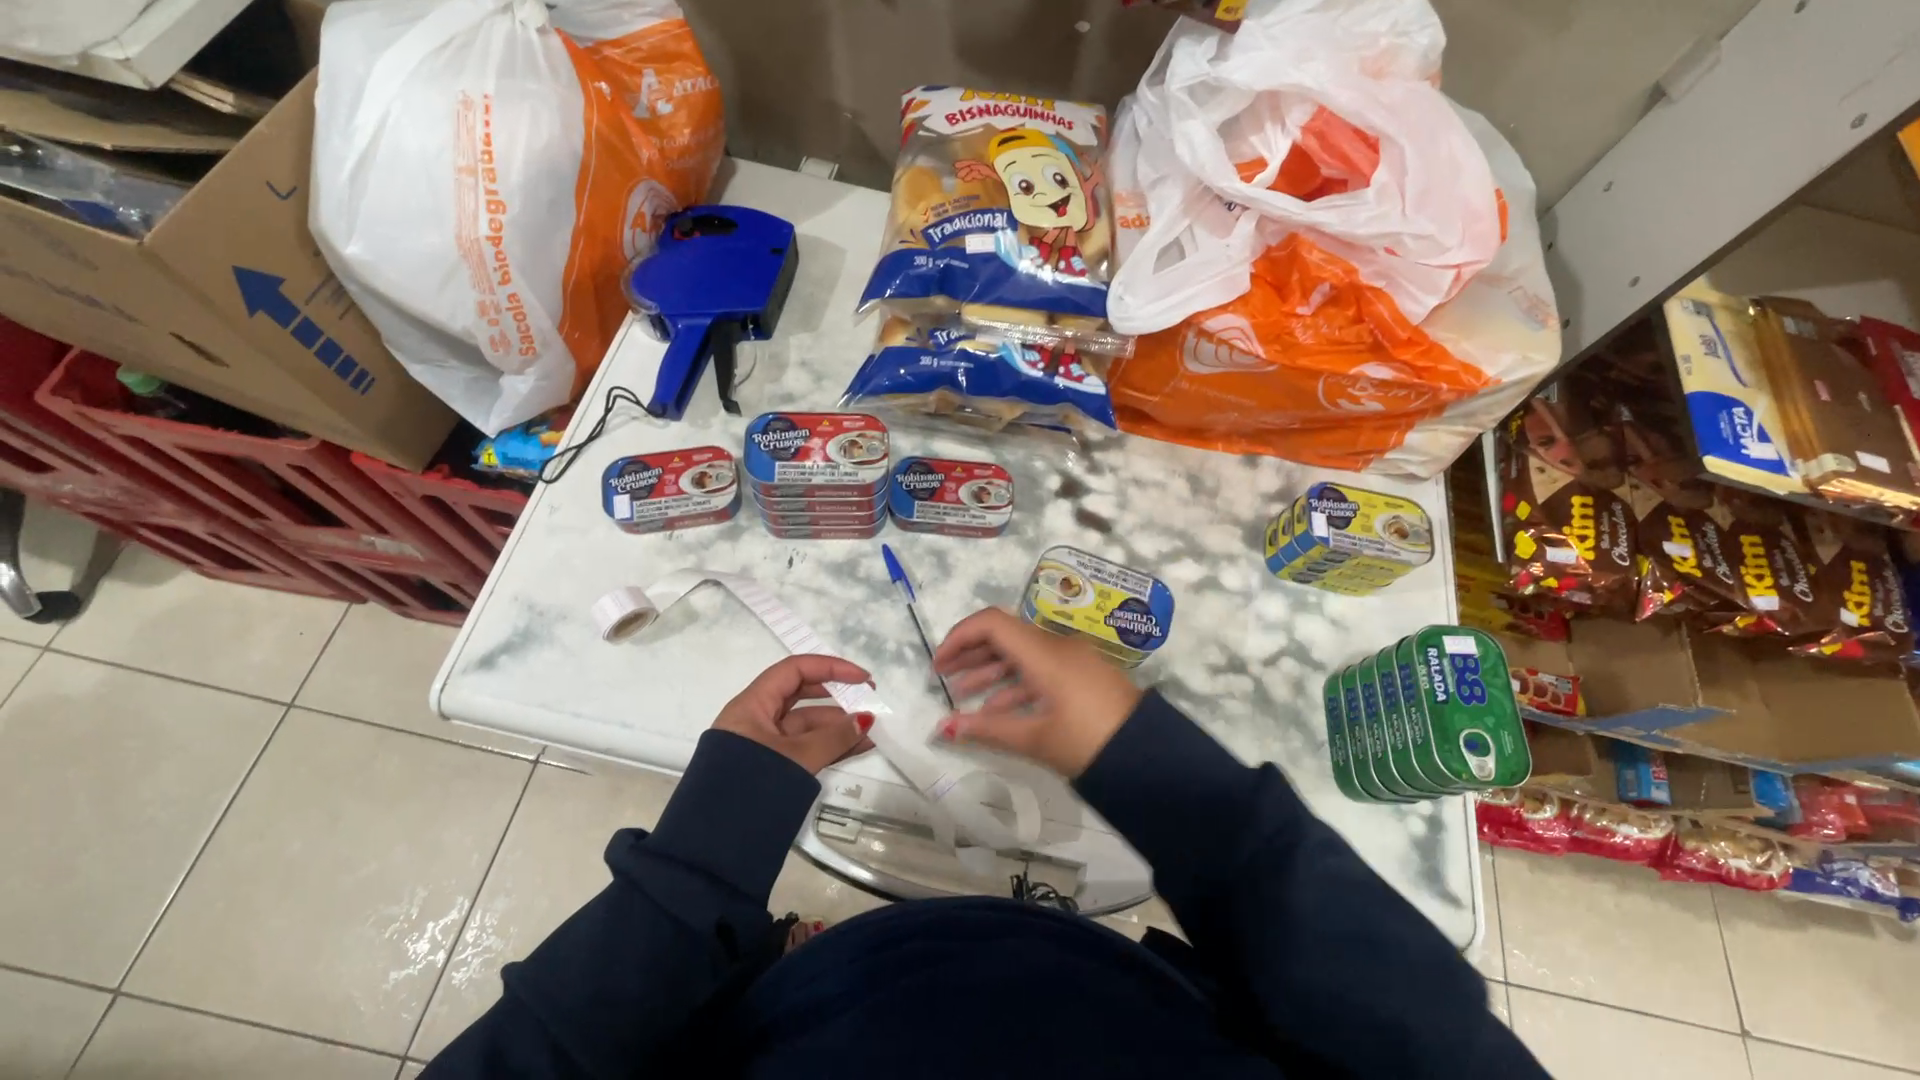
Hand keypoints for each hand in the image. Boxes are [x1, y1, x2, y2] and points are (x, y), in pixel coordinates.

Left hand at [713, 655, 876, 774]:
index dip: (830, 668)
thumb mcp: (798, 758)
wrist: (717, 845)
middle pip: (802, 695)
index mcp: (752, 705)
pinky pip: (805, 747)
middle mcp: (756, 719)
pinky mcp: (772, 767)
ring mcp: (765, 744)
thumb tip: (866, 719)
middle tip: (869, 699)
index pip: (794, 670)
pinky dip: (830, 745)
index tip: (862, 678)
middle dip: (837, 696)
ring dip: (838, 725)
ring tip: (872, 729)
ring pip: (806, 725)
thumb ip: (834, 738)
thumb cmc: (752, 786)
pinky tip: (858, 746)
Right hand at [932, 608, 1142, 776]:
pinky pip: (1040, 668)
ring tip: (962, 693)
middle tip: (943, 675)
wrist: (1149, 757)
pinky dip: (1014, 682)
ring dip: (990, 670)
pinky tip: (996, 707)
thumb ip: (987, 729)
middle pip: (1005, 636)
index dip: (960, 637)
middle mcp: (1057, 647)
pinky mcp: (1082, 675)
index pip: (992, 623)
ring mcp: (1072, 660)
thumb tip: (944, 727)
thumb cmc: (1088, 742)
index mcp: (1044, 653)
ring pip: (1021, 654)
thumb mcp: (1034, 738)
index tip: (939, 663)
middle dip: (971, 653)